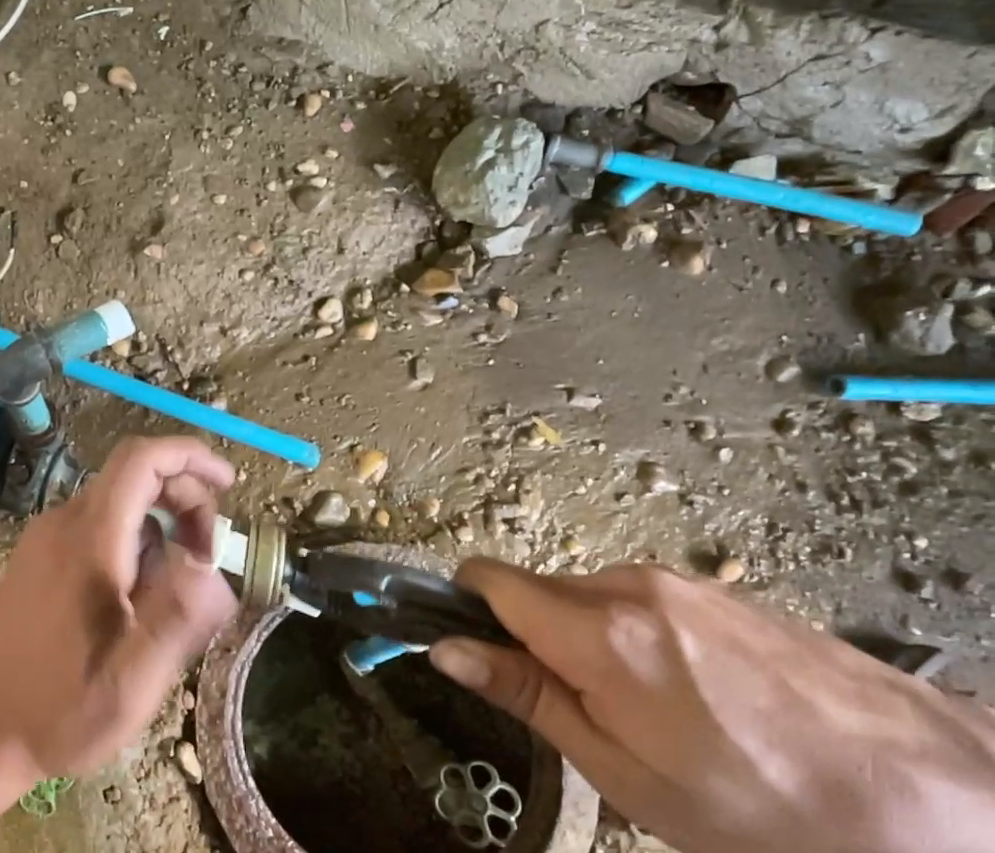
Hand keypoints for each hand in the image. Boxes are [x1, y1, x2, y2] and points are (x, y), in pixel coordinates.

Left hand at [0, 436, 238, 852]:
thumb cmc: (58, 708)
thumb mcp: (132, 680)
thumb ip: (178, 618)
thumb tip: (214, 567)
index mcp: (89, 539)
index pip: (140, 460)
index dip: (190, 456)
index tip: (230, 483)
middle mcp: (63, 523)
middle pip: (134, 479)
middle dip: (184, 504)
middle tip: (209, 561)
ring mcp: (45, 539)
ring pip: (118, 506)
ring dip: (160, 531)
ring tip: (175, 597)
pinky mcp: (38, 559)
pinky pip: (97, 530)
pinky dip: (132, 546)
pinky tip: (137, 603)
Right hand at [429, 560, 994, 852]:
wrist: (938, 800)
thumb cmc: (761, 807)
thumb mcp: (624, 773)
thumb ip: (527, 695)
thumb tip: (447, 649)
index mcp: (597, 630)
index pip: (486, 577)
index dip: (466, 608)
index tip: (477, 652)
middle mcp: (631, 585)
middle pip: (539, 589)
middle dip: (539, 637)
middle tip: (588, 711)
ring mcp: (685, 583)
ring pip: (594, 596)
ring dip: (594, 638)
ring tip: (657, 712)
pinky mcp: (727, 591)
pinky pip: (648, 600)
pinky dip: (645, 636)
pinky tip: (704, 697)